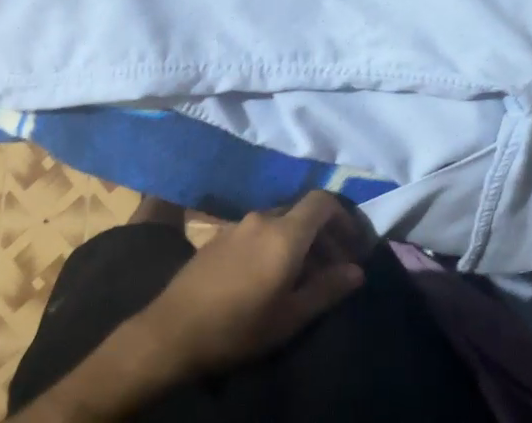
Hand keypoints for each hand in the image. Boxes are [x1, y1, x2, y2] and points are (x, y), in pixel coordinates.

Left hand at [129, 191, 368, 377]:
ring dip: (298, 242)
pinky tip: (270, 276)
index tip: (354, 245)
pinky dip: (274, 245)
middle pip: (301, 212)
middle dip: (323, 235)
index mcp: (283, 233)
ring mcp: (236, 226)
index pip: (321, 201)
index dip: (343, 216)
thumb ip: (327, 289)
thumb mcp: (291, 316)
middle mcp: (261, 219)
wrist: (174, 330)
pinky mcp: (219, 237)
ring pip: (279, 222)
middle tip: (335, 268)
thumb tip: (357, 270)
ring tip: (304, 277)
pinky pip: (257, 231)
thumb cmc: (240, 326)